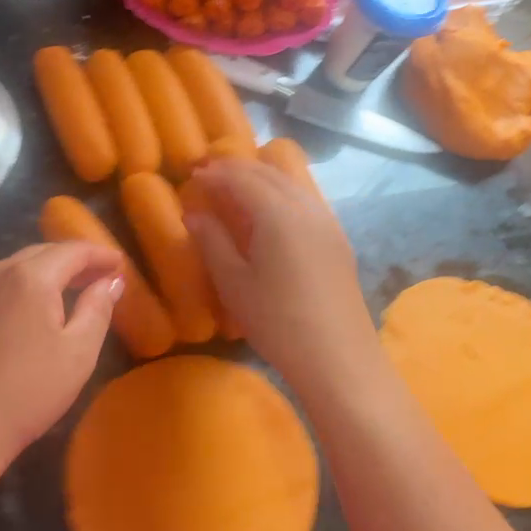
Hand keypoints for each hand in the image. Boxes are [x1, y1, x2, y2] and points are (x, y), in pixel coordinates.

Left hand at [0, 243, 123, 469]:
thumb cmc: (30, 389)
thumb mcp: (78, 352)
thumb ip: (98, 308)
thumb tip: (111, 280)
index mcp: (31, 276)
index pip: (72, 251)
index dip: (100, 254)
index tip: (121, 264)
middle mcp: (2, 272)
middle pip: (46, 252)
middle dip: (77, 259)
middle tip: (104, 275)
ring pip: (24, 265)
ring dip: (53, 270)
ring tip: (79, 287)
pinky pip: (8, 282)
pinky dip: (32, 283)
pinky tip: (44, 305)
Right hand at [184, 160, 374, 395]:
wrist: (339, 361)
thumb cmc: (278, 323)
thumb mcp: (234, 284)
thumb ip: (212, 241)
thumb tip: (194, 214)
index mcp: (277, 213)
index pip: (241, 177)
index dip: (214, 172)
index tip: (190, 173)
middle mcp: (306, 206)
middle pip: (268, 173)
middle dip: (236, 168)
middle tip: (208, 175)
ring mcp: (327, 221)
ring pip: (290, 182)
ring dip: (260, 177)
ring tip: (234, 188)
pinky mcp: (338, 239)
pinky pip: (304, 199)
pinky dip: (280, 192)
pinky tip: (268, 212)